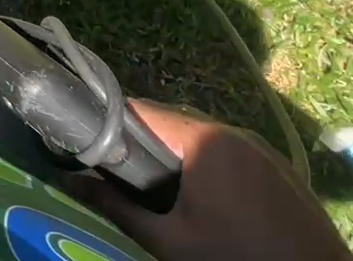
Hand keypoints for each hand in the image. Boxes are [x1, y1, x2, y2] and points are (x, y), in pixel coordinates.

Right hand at [70, 102, 352, 260]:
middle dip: (145, 141)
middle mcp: (235, 132)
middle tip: (125, 173)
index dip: (110, 123)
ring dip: (178, 153)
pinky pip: (232, 153)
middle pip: (171, 120)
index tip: (92, 144)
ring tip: (164, 189)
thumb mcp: (169, 242)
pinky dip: (211, 165)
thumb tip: (67, 180)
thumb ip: (115, 206)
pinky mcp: (285, 172)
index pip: (140, 110)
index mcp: (204, 139)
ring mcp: (265, 151)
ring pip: (202, 136)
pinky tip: (208, 200)